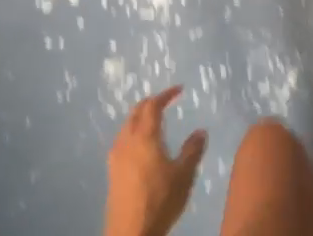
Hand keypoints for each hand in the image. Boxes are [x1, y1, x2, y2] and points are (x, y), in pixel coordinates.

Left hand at [105, 86, 207, 235]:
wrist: (130, 233)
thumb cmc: (160, 200)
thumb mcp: (184, 175)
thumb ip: (193, 150)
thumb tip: (200, 131)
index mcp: (144, 137)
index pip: (152, 105)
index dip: (166, 94)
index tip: (179, 90)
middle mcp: (126, 141)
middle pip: (136, 112)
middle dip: (150, 103)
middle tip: (166, 102)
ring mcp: (116, 157)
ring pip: (126, 126)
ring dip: (140, 118)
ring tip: (155, 123)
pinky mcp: (111, 172)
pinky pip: (122, 141)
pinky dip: (133, 134)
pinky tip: (142, 148)